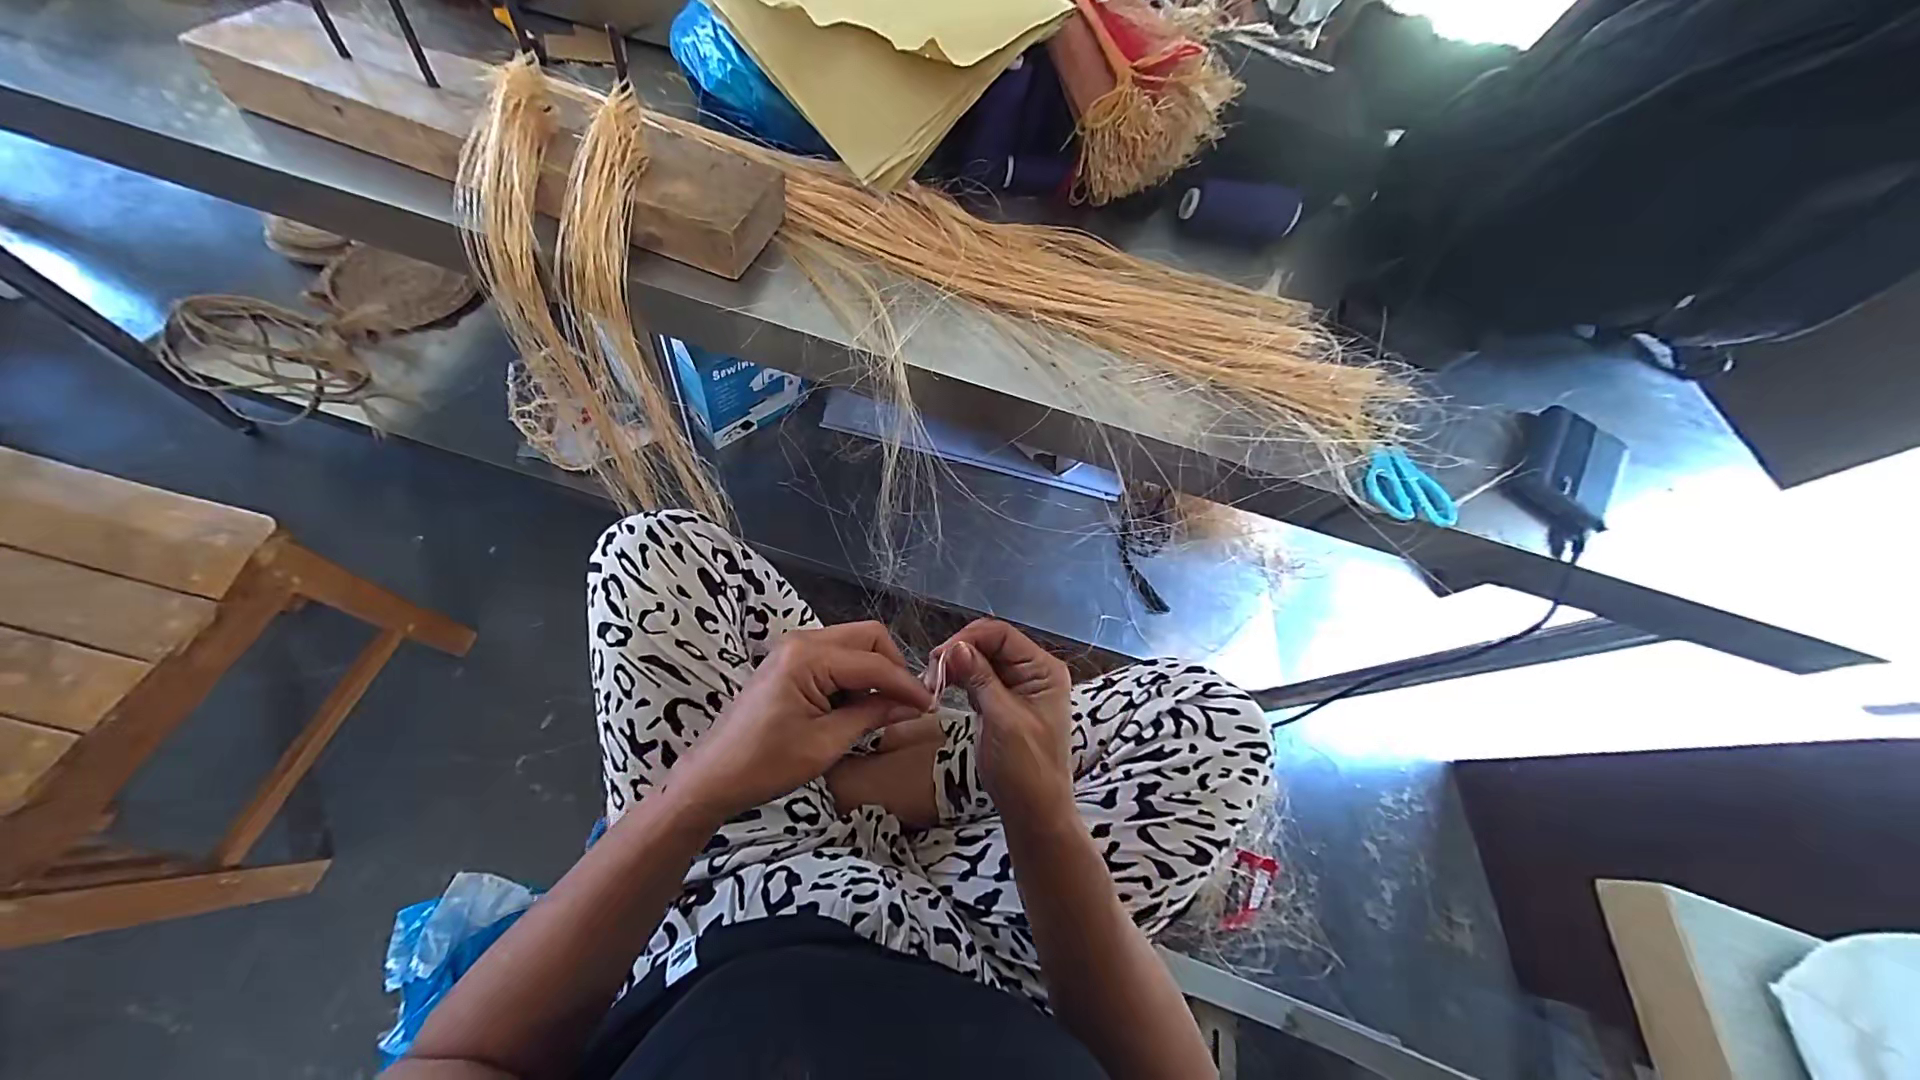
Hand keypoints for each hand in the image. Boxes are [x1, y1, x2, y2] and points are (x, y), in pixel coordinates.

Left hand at [669, 622, 931, 821]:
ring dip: (874, 672)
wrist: (712, 777)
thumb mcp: (826, 743)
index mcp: (808, 656)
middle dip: (893, 668)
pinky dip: (854, 676)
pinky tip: (857, 705)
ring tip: (882, 709)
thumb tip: (912, 705)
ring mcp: (794, 648)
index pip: (874, 663)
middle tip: (905, 704)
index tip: (931, 706)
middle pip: (868, 637)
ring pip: (854, 645)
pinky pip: (836, 657)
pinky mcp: (791, 661)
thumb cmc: (765, 764)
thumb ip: (872, 715)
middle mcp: (802, 640)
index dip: (906, 685)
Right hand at [933, 619, 1075, 825]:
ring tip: (933, 682)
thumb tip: (956, 647)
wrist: (1033, 811)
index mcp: (1043, 669)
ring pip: (979, 659)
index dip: (970, 638)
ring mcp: (1015, 686)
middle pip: (989, 643)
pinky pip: (975, 678)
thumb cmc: (1027, 768)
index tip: (941, 656)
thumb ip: (981, 680)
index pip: (1003, 635)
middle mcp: (1031, 671)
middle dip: (959, 651)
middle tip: (932, 672)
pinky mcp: (998, 700)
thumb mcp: (1004, 720)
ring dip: (955, 665)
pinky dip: (957, 680)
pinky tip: (942, 689)